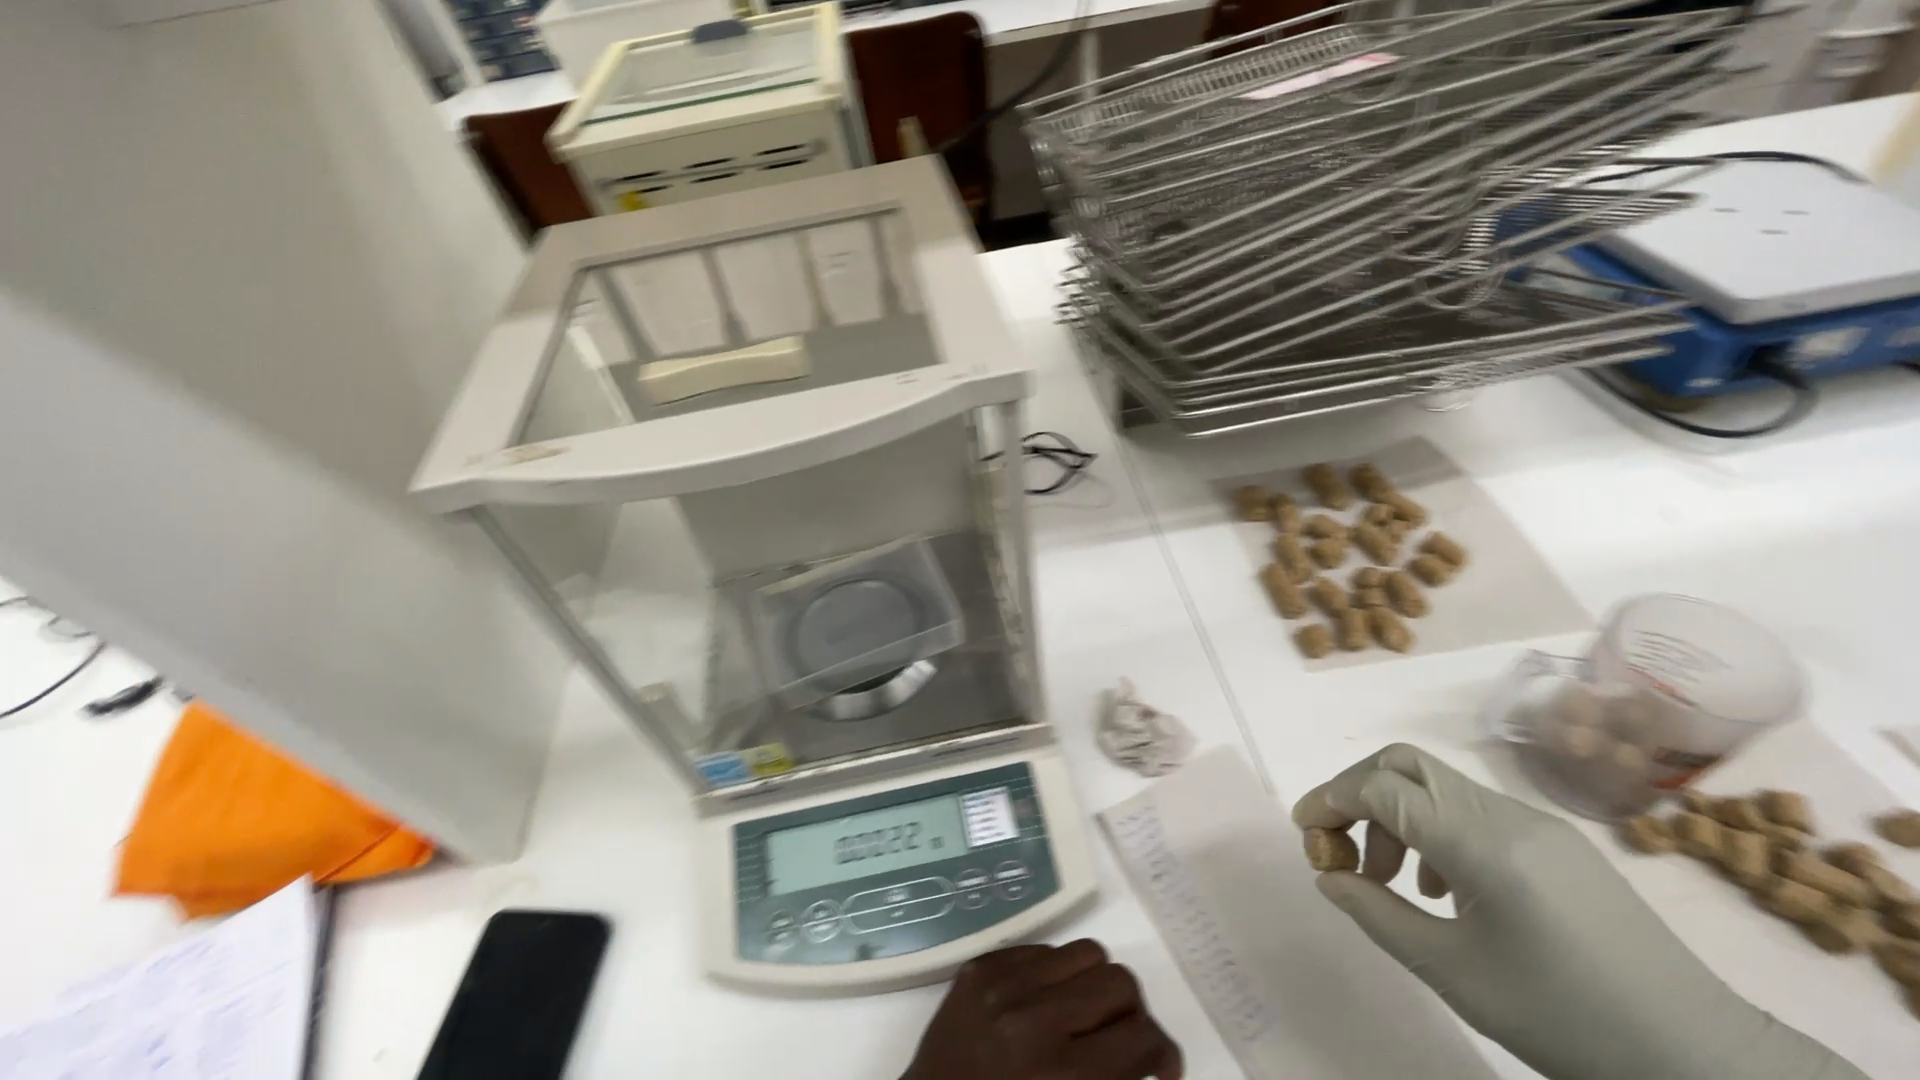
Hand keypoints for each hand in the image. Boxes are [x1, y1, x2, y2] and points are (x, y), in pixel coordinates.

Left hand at [901, 940, 1181, 1079]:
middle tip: (1118, 1037)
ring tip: (1081, 1012)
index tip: (1159, 1066)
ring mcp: (1002, 985)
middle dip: (1129, 1014)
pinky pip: (1042, 949)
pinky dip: (1053, 974)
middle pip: (1119, 982)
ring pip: (1086, 952)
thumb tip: (1152, 1050)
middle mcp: (1034, 1019)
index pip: (1143, 1038)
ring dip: (1094, 983)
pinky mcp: (980, 967)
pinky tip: (1042, 1002)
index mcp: (1063, 1073)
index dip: (1163, 1054)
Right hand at [1292, 744, 1865, 1079]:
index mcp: (1479, 842)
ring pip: (1439, 786)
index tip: (1305, 835)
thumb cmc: (1561, 1016)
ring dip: (1396, 816)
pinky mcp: (1558, 845)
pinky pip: (1475, 812)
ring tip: (1393, 881)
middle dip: (1357, 793)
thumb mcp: (1449, 971)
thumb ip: (1375, 912)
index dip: (1329, 800)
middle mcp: (1506, 815)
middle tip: (1340, 847)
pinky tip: (1444, 890)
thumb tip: (1330, 875)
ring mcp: (1538, 826)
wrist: (1695, 1053)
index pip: (1381, 788)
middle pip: (1407, 764)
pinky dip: (1435, 831)